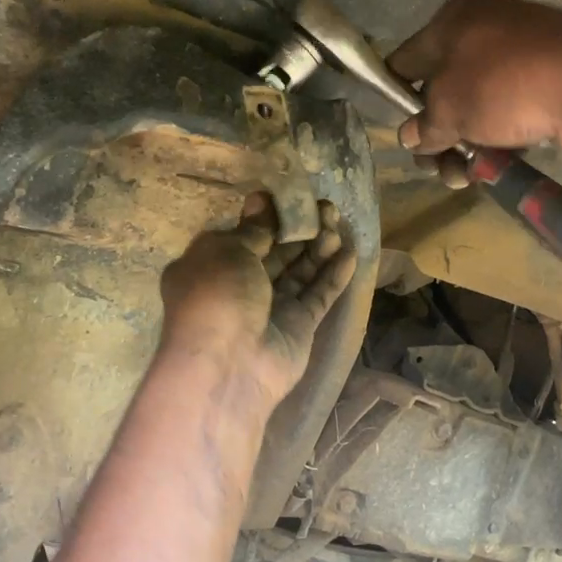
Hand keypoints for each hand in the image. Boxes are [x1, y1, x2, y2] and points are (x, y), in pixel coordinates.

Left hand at [159, 194, 357, 405]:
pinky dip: (333, 274)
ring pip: (300, 271)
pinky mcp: (298, 326)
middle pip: (276, 252)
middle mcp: (240, 286)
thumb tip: (261, 200)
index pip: (243, 235)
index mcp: (211, 266)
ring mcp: (271, 308)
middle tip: (326, 206)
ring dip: (319, 247)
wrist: (229, 365)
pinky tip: (351, 252)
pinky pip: (318, 294)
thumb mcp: (227, 251)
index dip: (268, 217)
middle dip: (300, 229)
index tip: (292, 196)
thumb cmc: (217, 297)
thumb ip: (253, 229)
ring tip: (339, 222)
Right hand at [387, 0, 561, 186]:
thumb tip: (409, 137)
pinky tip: (489, 169)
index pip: (406, 61)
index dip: (395, 99)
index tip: (398, 133)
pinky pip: (504, 115)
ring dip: (461, 147)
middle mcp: (482, 31)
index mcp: (452, 20)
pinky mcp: (543, 84)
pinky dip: (494, 141)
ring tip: (461, 179)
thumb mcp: (449, 107)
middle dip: (434, 136)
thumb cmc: (503, 84)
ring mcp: (516, 57)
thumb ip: (424, 124)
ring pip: (473, 109)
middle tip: (433, 168)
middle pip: (440, 91)